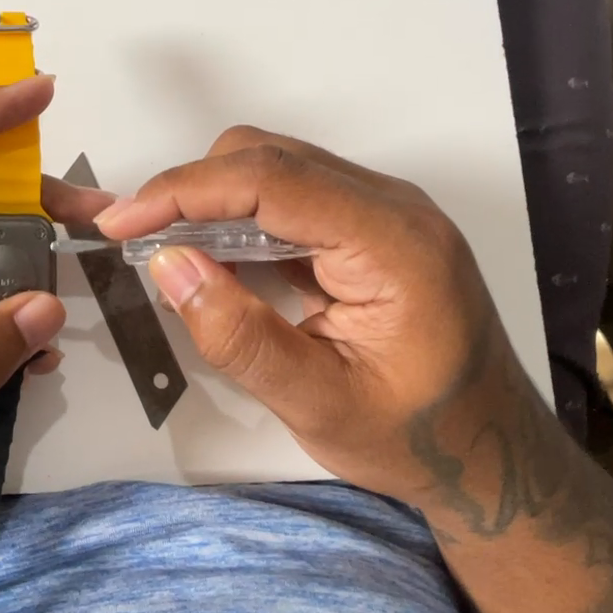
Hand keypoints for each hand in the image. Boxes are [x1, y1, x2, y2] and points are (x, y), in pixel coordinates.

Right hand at [94, 126, 528, 504]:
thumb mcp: (319, 406)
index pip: (270, 180)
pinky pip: (288, 195)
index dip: (183, 191)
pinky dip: (237, 216)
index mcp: (393, 243)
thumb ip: (239, 337)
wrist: (493, 455)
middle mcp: (392, 207)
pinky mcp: (368, 226)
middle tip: (136, 240)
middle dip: (191, 189)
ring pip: (274, 167)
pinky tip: (213, 256)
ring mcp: (383, 211)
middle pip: (269, 157)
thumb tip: (167, 264)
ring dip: (210, 200)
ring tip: (165, 248)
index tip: (119, 223)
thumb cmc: (418, 440)